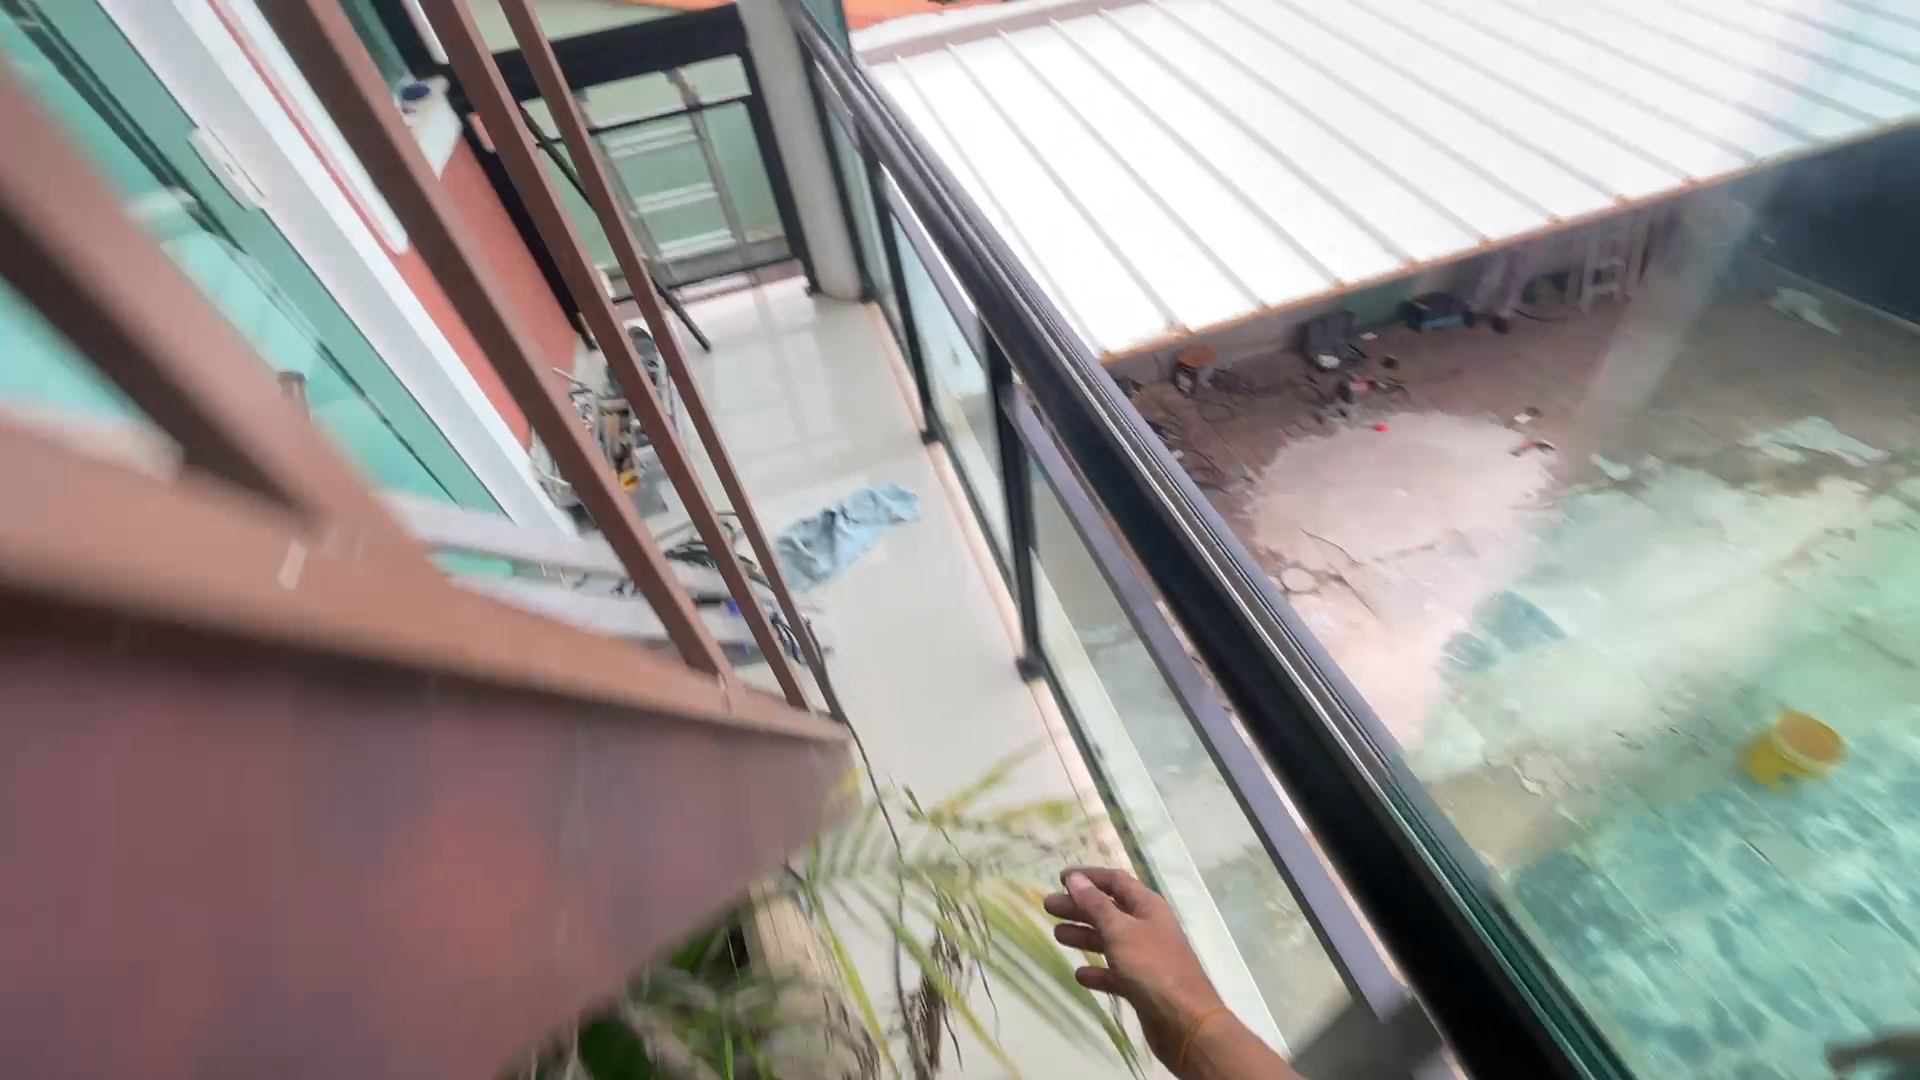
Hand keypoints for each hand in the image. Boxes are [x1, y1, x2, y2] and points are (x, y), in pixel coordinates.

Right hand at [1044, 867, 1224, 1068]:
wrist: (1186, 1024)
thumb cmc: (1152, 967)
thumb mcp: (1120, 931)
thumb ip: (1096, 905)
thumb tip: (1075, 878)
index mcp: (1147, 906)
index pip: (1115, 881)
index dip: (1088, 877)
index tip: (1061, 878)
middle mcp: (1146, 926)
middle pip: (1108, 909)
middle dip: (1079, 907)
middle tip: (1049, 907)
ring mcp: (1145, 957)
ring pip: (1109, 940)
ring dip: (1084, 936)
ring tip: (1057, 935)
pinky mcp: (1142, 985)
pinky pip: (1115, 972)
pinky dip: (1098, 971)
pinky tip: (1080, 974)